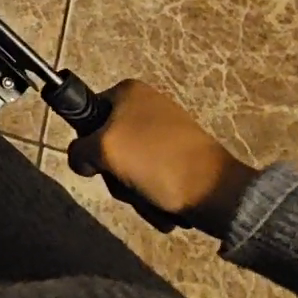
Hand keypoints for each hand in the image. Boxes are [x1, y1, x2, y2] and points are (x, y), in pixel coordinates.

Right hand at [66, 79, 257, 238]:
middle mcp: (148, 105)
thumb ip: (78, 150)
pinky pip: (155, 173)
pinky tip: (165, 205)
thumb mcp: (103, 151)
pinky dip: (155, 192)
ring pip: (132, 163)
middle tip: (127, 185)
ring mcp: (168, 131)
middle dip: (116, 173)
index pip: (89, 115)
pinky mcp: (185, 155)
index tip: (101, 162)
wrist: (219, 194)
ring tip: (150, 200)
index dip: (89, 143)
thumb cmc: (156, 162)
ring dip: (135, 189)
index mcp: (128, 91)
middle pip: (110, 143)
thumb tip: (81, 161)